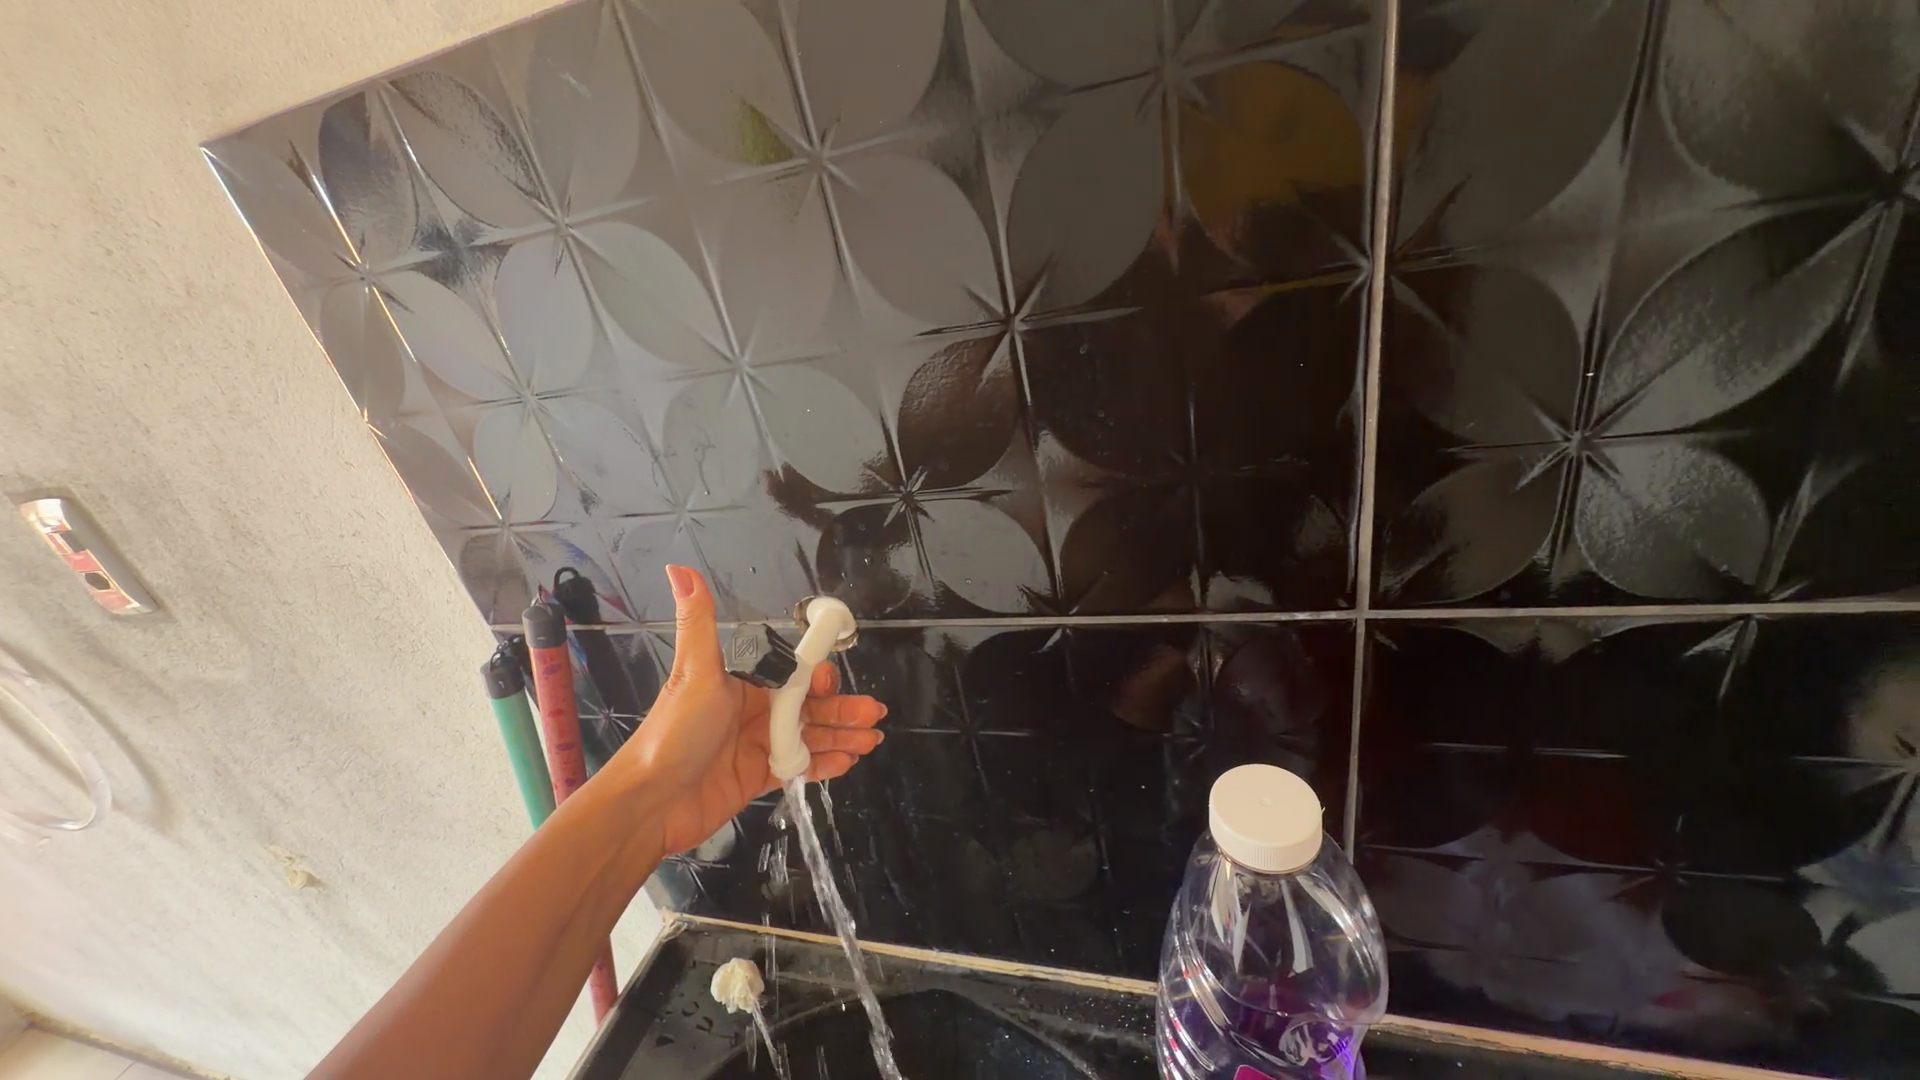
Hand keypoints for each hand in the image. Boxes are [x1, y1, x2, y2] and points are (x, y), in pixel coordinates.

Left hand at [615, 565, 886, 855]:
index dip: (818, 678)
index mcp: (743, 684)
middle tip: (873, 714)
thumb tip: (679, 568)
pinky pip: (800, 766)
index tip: (835, 682)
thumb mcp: (694, 672)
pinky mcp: (759, 777)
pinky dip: (825, 764)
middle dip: (843, 709)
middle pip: (809, 707)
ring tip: (870, 739)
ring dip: (843, 736)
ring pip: (811, 736)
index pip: (792, 675)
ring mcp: (758, 746)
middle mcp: (754, 712)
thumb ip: (699, 621)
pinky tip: (847, 762)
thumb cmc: (673, 732)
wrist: (650, 801)